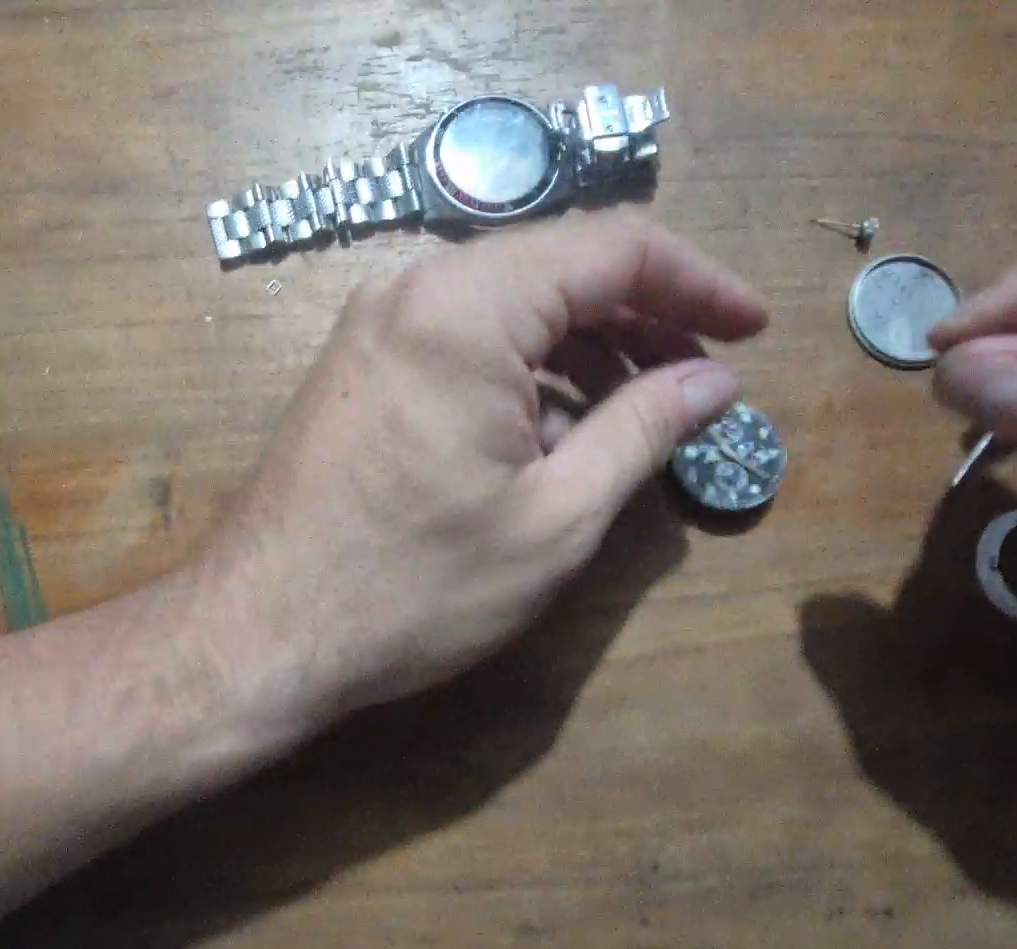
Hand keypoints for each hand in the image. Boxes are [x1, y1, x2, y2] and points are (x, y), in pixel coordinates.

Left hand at [208, 214, 766, 719]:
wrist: (264, 632)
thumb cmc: (414, 588)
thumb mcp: (554, 519)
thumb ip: (643, 431)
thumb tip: (715, 379)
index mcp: (467, 308)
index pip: (613, 249)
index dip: (699, 282)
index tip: (753, 329)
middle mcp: (415, 290)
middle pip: (559, 270)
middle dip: (643, 318)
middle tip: (702, 378)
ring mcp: (378, 326)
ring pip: (511, 306)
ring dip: (585, 349)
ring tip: (640, 413)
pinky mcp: (361, 367)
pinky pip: (465, 341)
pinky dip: (526, 373)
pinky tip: (559, 430)